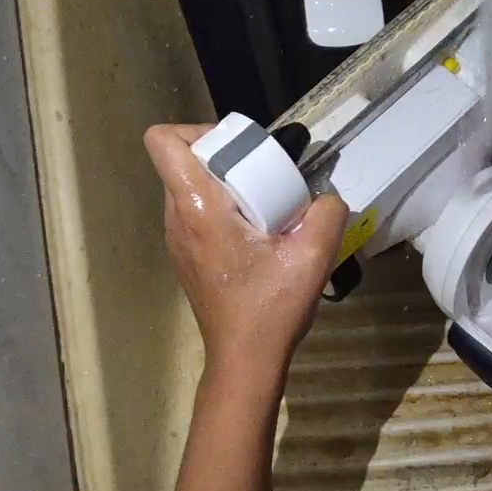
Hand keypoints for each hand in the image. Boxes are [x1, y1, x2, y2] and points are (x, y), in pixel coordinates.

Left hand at [144, 124, 348, 374]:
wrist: (245, 360)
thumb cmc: (271, 308)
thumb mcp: (313, 257)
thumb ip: (328, 214)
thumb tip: (326, 200)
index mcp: (198, 208)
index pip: (163, 141)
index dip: (197, 130)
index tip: (240, 151)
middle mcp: (177, 218)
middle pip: (183, 160)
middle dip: (225, 158)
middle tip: (266, 180)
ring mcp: (177, 240)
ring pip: (191, 187)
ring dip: (226, 186)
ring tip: (266, 209)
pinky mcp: (186, 257)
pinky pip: (197, 213)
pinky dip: (224, 210)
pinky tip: (257, 237)